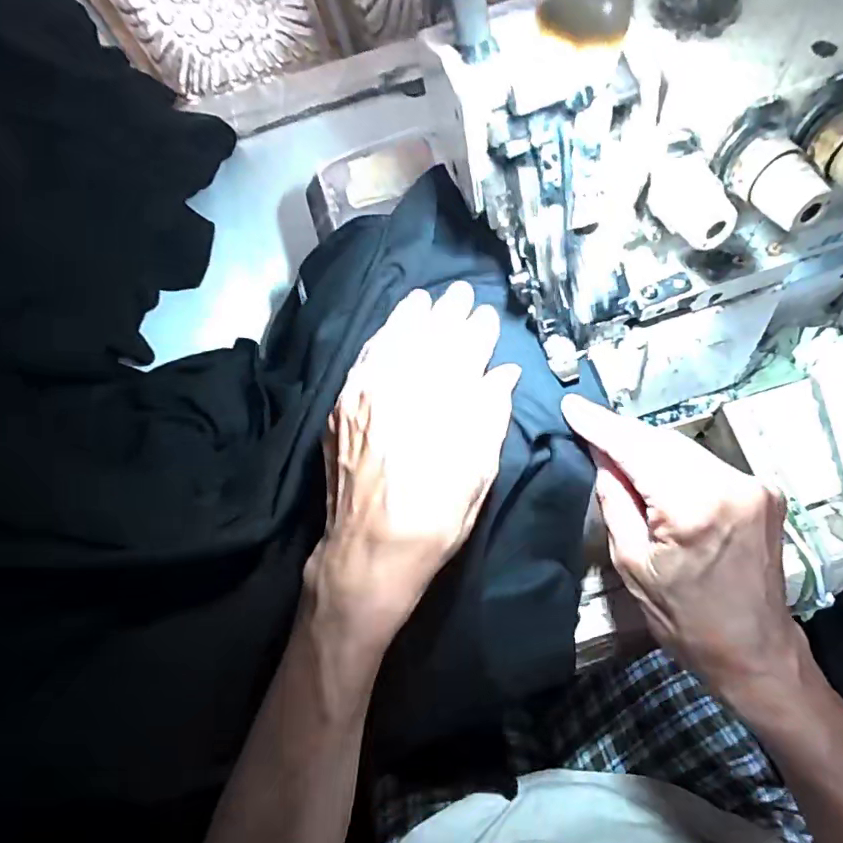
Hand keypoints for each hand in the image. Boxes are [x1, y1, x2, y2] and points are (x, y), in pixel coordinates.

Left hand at [306, 281, 520, 654]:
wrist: (369, 548)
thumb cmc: (434, 519)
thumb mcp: (477, 472)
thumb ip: (489, 415)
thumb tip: (500, 376)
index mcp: (441, 402)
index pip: (462, 352)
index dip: (477, 332)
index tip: (486, 316)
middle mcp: (399, 388)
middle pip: (426, 339)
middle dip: (447, 314)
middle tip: (460, 294)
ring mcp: (363, 395)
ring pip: (390, 341)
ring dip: (410, 318)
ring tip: (425, 301)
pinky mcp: (342, 407)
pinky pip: (363, 358)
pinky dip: (379, 339)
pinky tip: (388, 331)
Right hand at [561, 394, 803, 694]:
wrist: (753, 650)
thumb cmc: (684, 619)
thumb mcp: (631, 563)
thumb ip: (614, 500)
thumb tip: (601, 457)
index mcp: (694, 506)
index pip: (637, 448)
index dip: (600, 426)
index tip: (572, 406)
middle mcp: (731, 484)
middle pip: (662, 441)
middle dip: (622, 433)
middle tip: (586, 425)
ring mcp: (754, 485)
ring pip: (684, 449)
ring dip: (647, 446)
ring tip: (612, 448)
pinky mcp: (763, 492)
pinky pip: (705, 464)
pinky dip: (674, 462)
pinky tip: (652, 469)